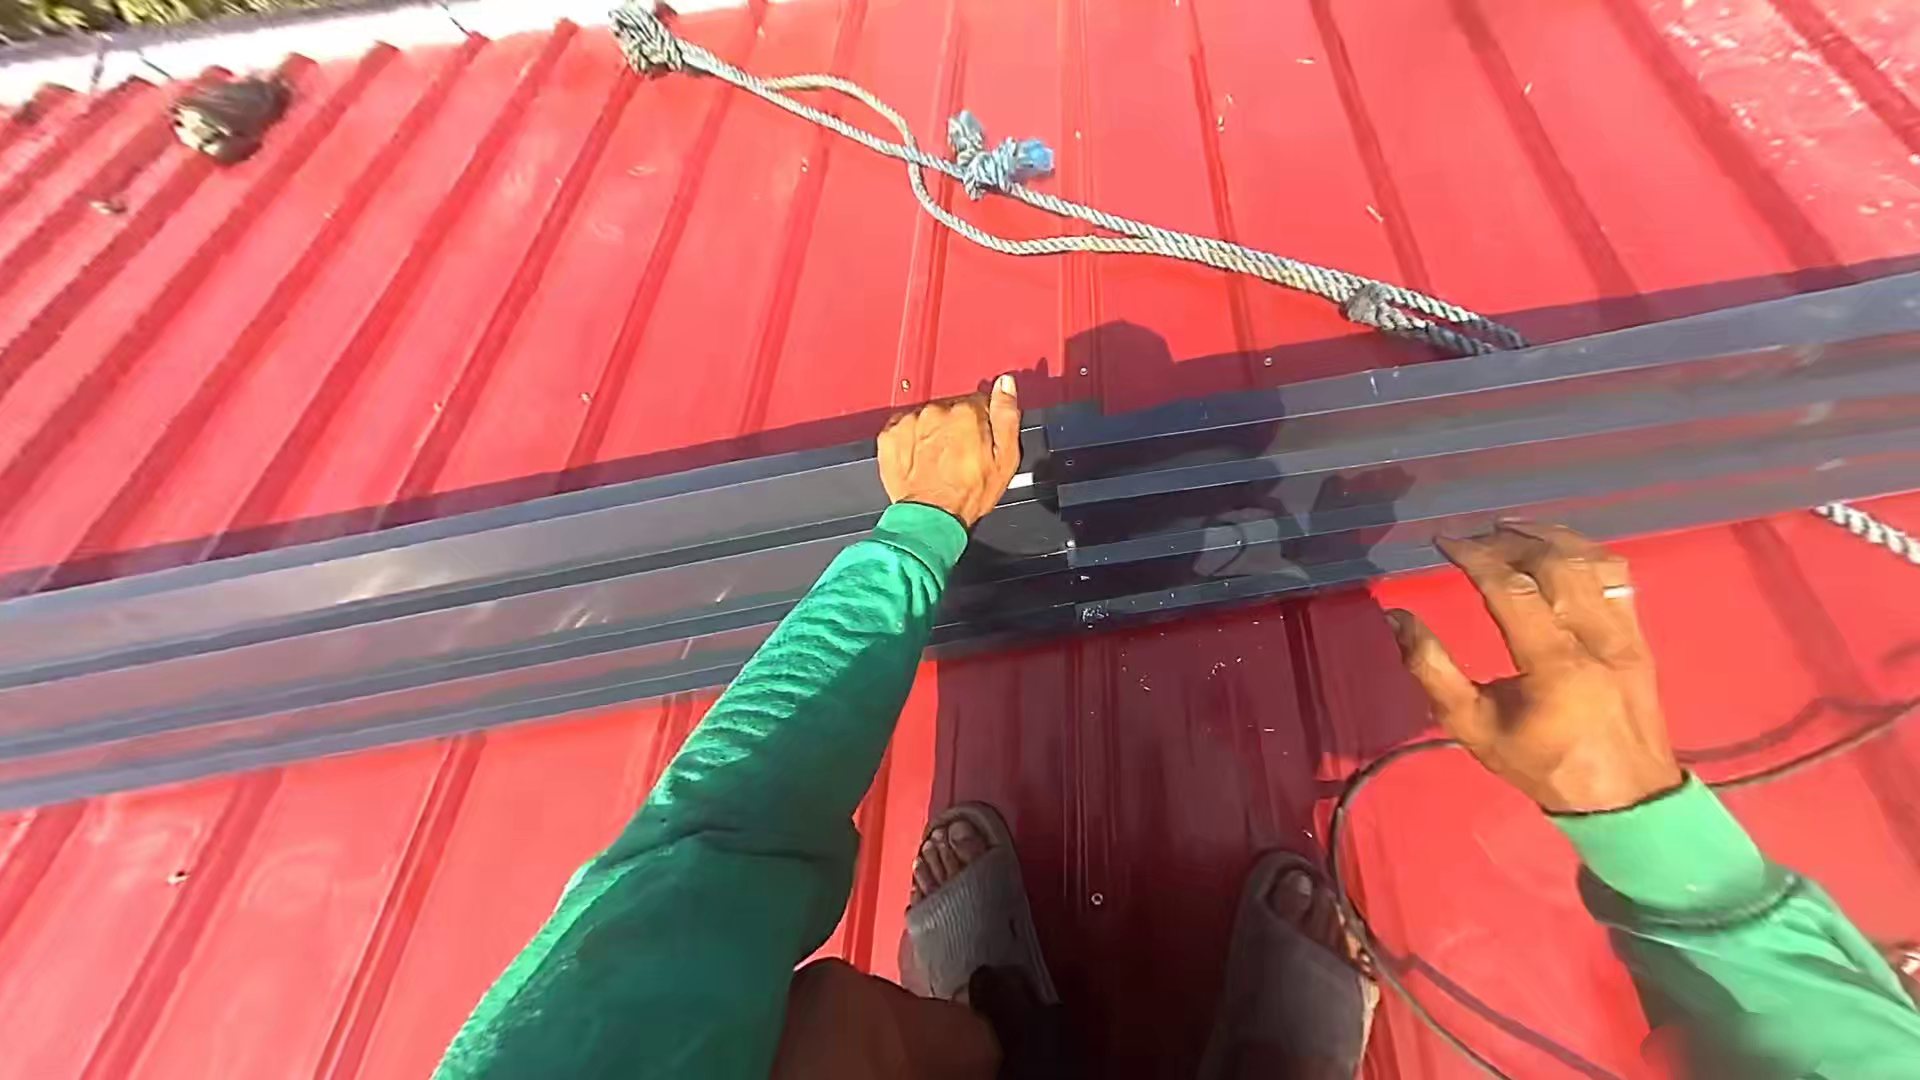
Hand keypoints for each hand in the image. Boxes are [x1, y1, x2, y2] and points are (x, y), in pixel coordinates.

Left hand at [877, 375, 1022, 527]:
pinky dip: (910, 441)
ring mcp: (910, 422)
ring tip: (938, 462)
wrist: (931, 517)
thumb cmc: (968, 494)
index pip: (979, 403)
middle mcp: (936, 411)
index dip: (982, 425)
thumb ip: (1007, 415)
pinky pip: (904, 429)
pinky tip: (919, 460)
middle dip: (956, 428)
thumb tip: (1005, 385)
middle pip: (951, 409)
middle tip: (958, 457)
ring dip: (932, 434)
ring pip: (927, 419)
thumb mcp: (1005, 458)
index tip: (980, 442)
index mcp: (967, 413)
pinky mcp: (890, 435)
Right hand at [1387, 523, 1683, 812]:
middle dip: (1508, 541)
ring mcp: (1628, 636)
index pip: (1512, 590)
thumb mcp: (1466, 722)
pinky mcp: (1640, 638)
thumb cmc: (1536, 761)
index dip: (1475, 557)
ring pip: (1596, 564)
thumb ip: (1428, 667)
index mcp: (1554, 663)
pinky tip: (1554, 549)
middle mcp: (1598, 639)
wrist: (1624, 798)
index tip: (1443, 542)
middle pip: (1557, 565)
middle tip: (1471, 537)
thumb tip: (1397, 617)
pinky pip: (1618, 579)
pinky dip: (1584, 553)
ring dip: (1550, 538)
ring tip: (1510, 529)